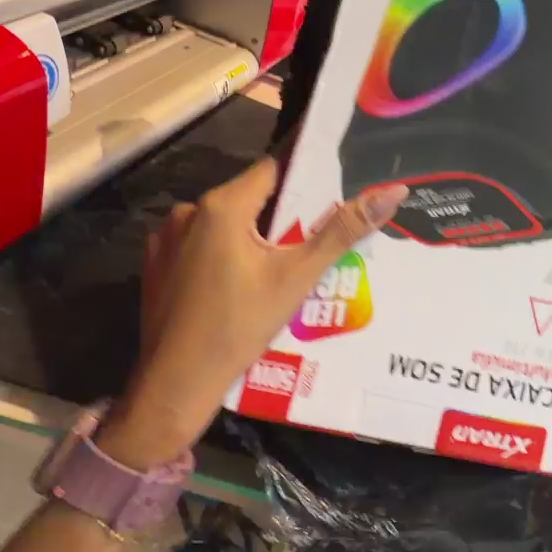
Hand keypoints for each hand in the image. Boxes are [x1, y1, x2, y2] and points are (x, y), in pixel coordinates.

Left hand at [96, 159, 407, 467]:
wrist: (175, 384)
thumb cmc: (239, 326)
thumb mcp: (298, 278)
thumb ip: (344, 230)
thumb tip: (394, 191)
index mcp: (222, 205)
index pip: (274, 167)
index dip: (305, 174)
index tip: (332, 185)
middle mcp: (189, 211)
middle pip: (250, 196)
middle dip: (282, 213)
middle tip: (313, 236)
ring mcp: (167, 237)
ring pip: (225, 221)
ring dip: (252, 234)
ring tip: (281, 264)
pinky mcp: (158, 263)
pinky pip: (200, 243)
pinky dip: (222, 253)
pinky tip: (240, 283)